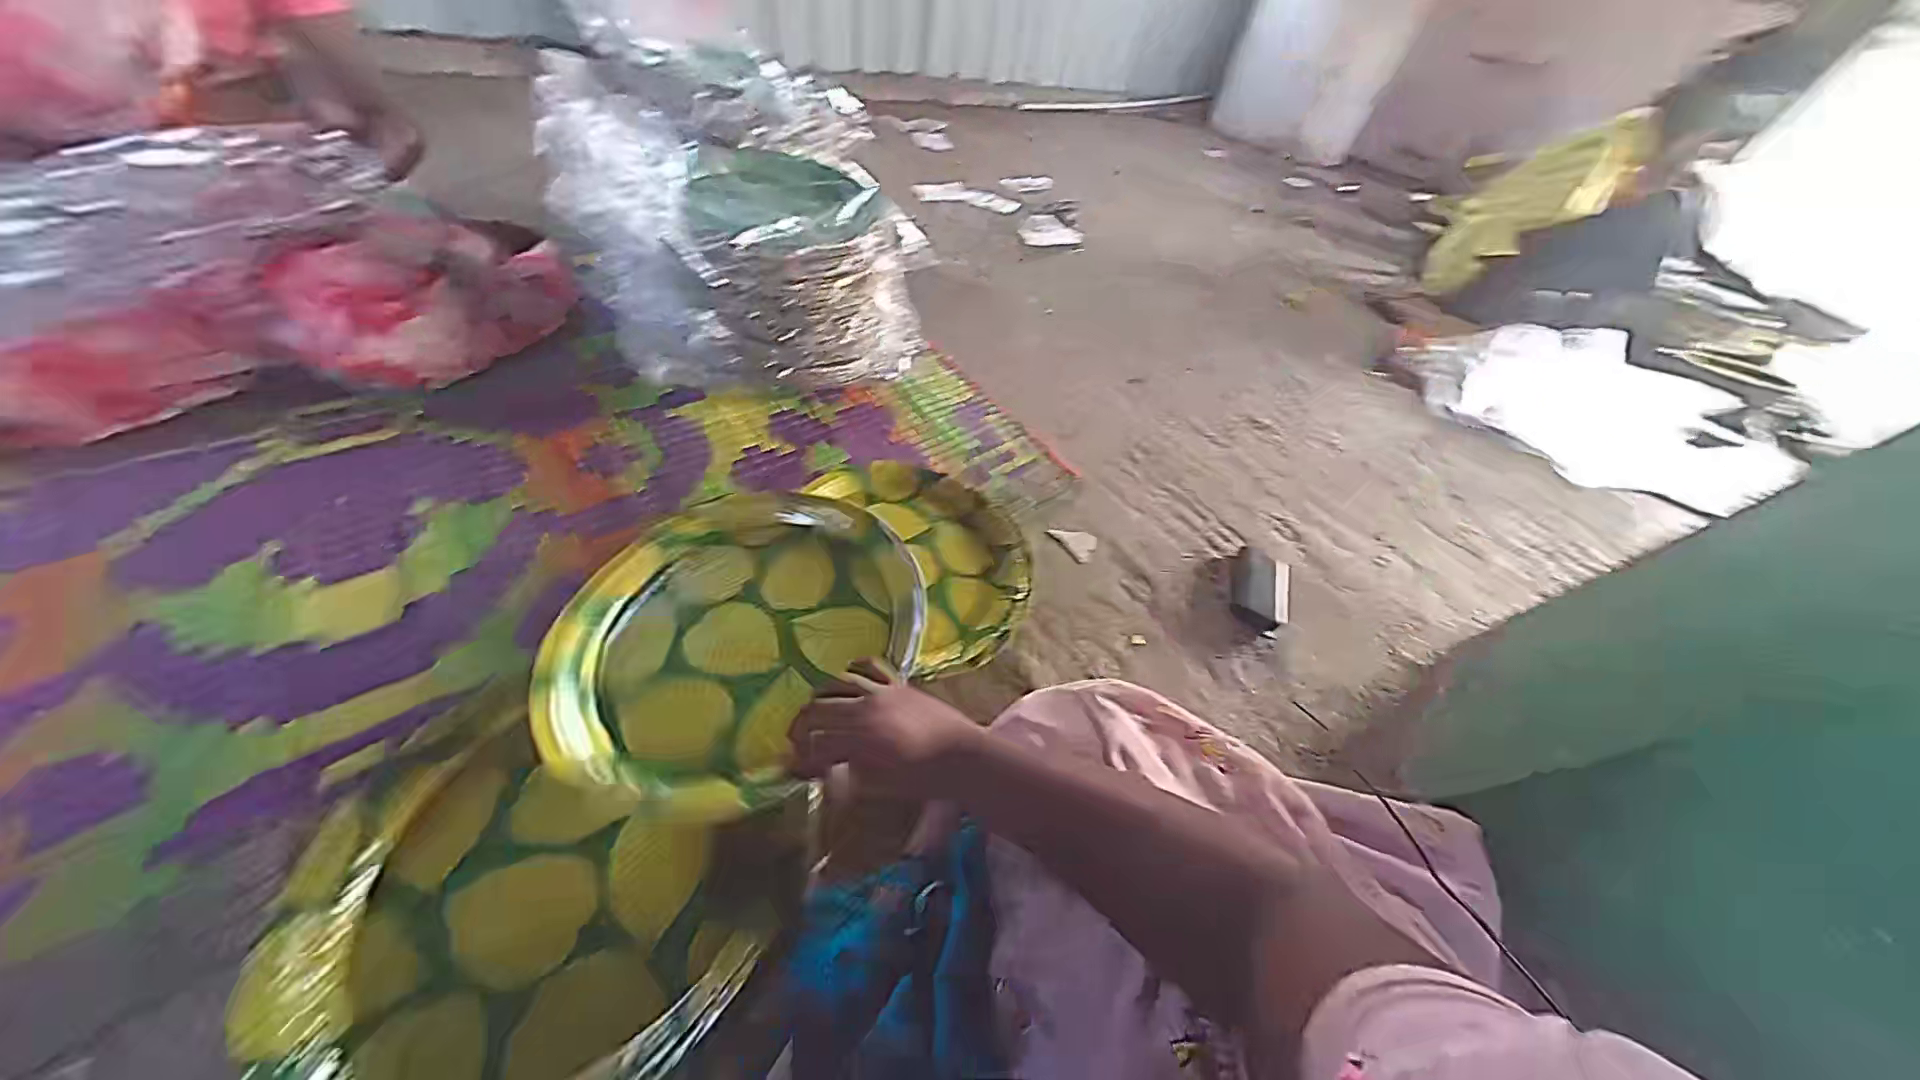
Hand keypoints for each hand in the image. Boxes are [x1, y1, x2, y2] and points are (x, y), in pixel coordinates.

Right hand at [790, 659, 986, 795]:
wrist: (962, 756)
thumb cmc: (922, 778)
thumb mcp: (879, 785)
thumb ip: (847, 776)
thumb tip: (823, 773)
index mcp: (858, 739)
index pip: (815, 744)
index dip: (800, 758)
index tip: (796, 767)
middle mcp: (865, 709)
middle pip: (817, 710)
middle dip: (801, 728)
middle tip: (798, 741)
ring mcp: (882, 691)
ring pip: (836, 684)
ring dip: (820, 698)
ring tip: (816, 711)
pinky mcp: (898, 684)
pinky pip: (870, 666)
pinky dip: (853, 668)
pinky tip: (846, 675)